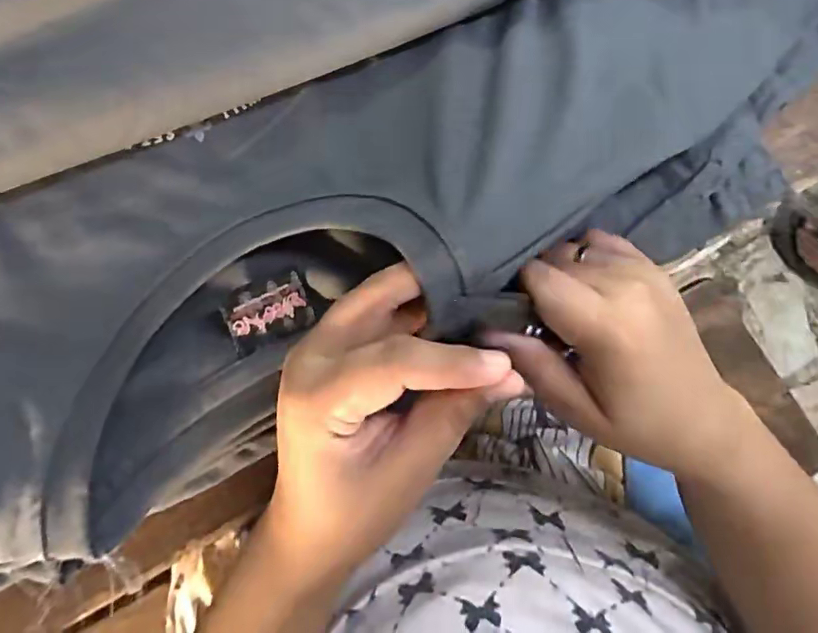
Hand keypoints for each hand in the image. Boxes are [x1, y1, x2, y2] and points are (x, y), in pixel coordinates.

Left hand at [252, 262, 526, 595]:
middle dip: (432, 286)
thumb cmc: (353, 513)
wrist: (306, 530)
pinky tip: (448, 313)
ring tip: (474, 297)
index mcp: (319, 396)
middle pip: (376, 297)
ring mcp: (316, 344)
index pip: (394, 359)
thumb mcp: (409, 470)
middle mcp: (311, 355)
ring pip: (375, 294)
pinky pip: (373, 310)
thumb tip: (511, 373)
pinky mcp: (329, 344)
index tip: (503, 361)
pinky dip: (411, 306)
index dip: (452, 358)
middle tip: (486, 288)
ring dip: (423, 291)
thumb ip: (455, 411)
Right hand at [484, 229, 756, 480]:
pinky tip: (592, 288)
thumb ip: (533, 365)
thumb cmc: (637, 423)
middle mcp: (625, 284)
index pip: (538, 276)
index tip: (525, 322)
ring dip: (564, 272)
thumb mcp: (578, 410)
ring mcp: (642, 269)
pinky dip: (587, 257)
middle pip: (554, 259)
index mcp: (607, 324)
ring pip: (574, 247)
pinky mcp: (652, 265)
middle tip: (548, 324)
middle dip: (540, 285)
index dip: (520, 294)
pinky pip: (600, 241)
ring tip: (573, 307)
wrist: (703, 418)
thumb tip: (487, 328)